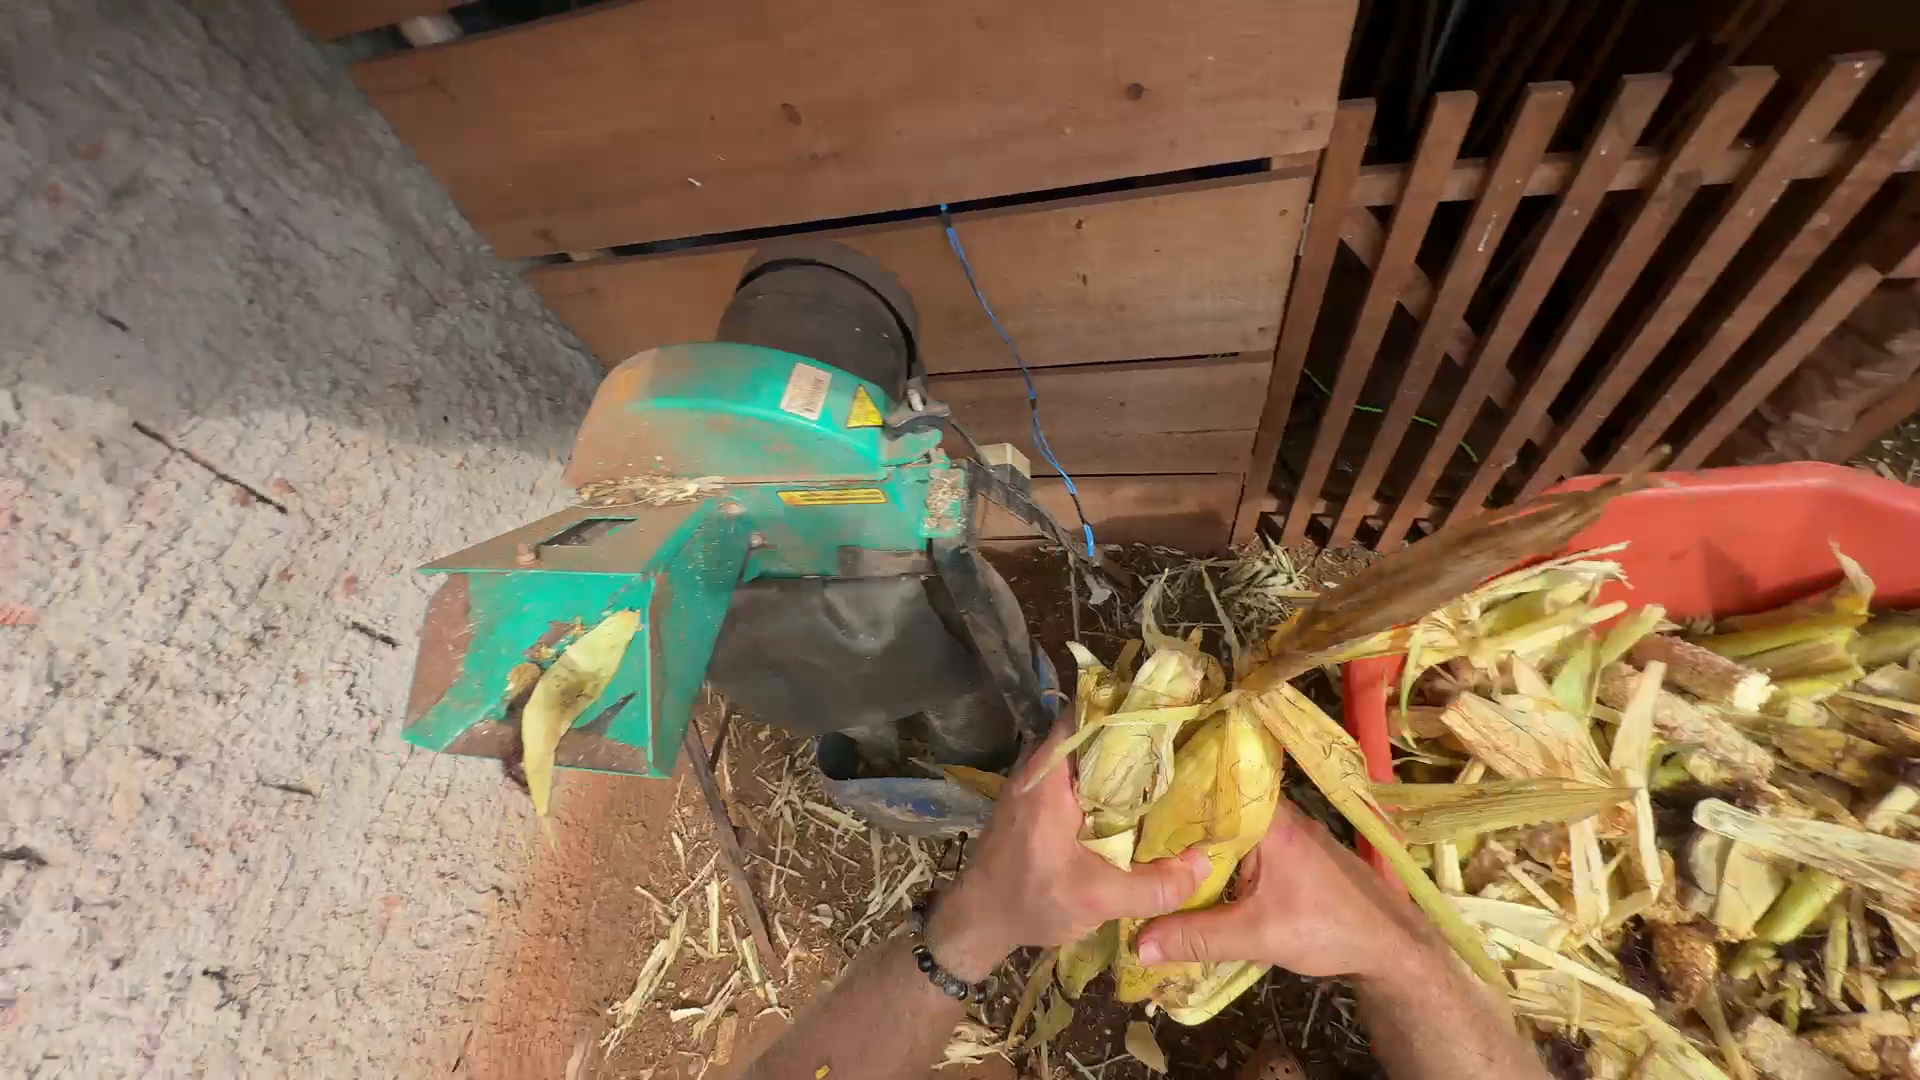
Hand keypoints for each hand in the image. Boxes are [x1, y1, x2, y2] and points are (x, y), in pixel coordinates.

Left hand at [928, 716, 1210, 980]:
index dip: (1127, 705)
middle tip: (1183, 740)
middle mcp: (1040, 764)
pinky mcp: (1039, 796)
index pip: (1087, 713)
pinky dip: (1106, 778)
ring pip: (1086, 752)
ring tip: (1171, 763)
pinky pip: (1079, 772)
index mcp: (1049, 773)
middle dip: (1135, 733)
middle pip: (1092, 730)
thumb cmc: (1030, 899)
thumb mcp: (1096, 898)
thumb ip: (1153, 885)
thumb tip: (1205, 862)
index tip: (1169, 710)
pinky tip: (1138, 797)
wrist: (980, 918)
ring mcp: (1037, 778)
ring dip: (1122, 758)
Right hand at [1133, 800, 1441, 981]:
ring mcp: (1279, 825)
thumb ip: (1199, 937)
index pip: (1204, 788)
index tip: (1125, 804)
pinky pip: (1236, 835)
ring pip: (1222, 821)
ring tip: (1144, 843)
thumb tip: (1140, 943)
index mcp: (1264, 817)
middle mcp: (1270, 810)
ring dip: (1191, 835)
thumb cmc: (1329, 928)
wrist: (1393, 946)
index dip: (1163, 795)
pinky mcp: (1284, 844)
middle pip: (1208, 804)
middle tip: (1124, 827)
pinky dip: (1212, 847)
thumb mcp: (1259, 937)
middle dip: (1170, 817)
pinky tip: (1187, 863)